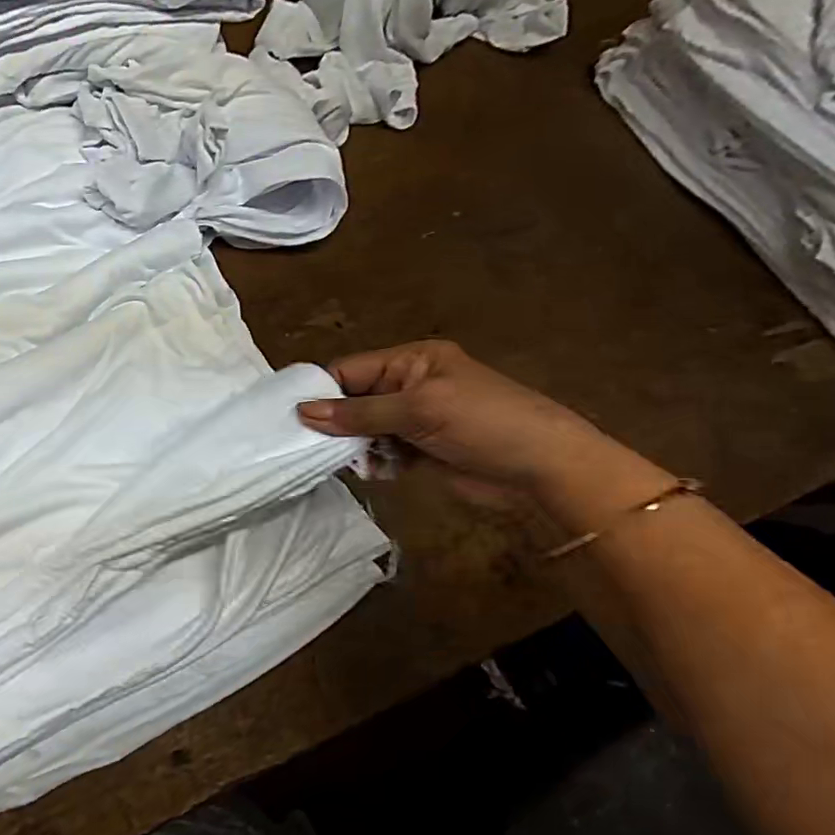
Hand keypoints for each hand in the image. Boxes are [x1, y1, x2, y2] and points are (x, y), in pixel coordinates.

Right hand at [297, 340, 673, 523]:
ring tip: (359, 464)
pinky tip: (383, 473)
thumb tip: (304, 412)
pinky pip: (384, 454)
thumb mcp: (420, 409)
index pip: (351, 370)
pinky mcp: (422, 451)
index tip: (292, 416)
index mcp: (410, 361)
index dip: (322, 390)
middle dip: (338, 424)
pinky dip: (378, 464)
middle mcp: (408, 386)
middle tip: (314, 448)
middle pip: (354, 402)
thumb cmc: (483, 422)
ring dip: (357, 448)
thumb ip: (360, 412)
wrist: (542, 468)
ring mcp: (415, 421)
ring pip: (365, 432)